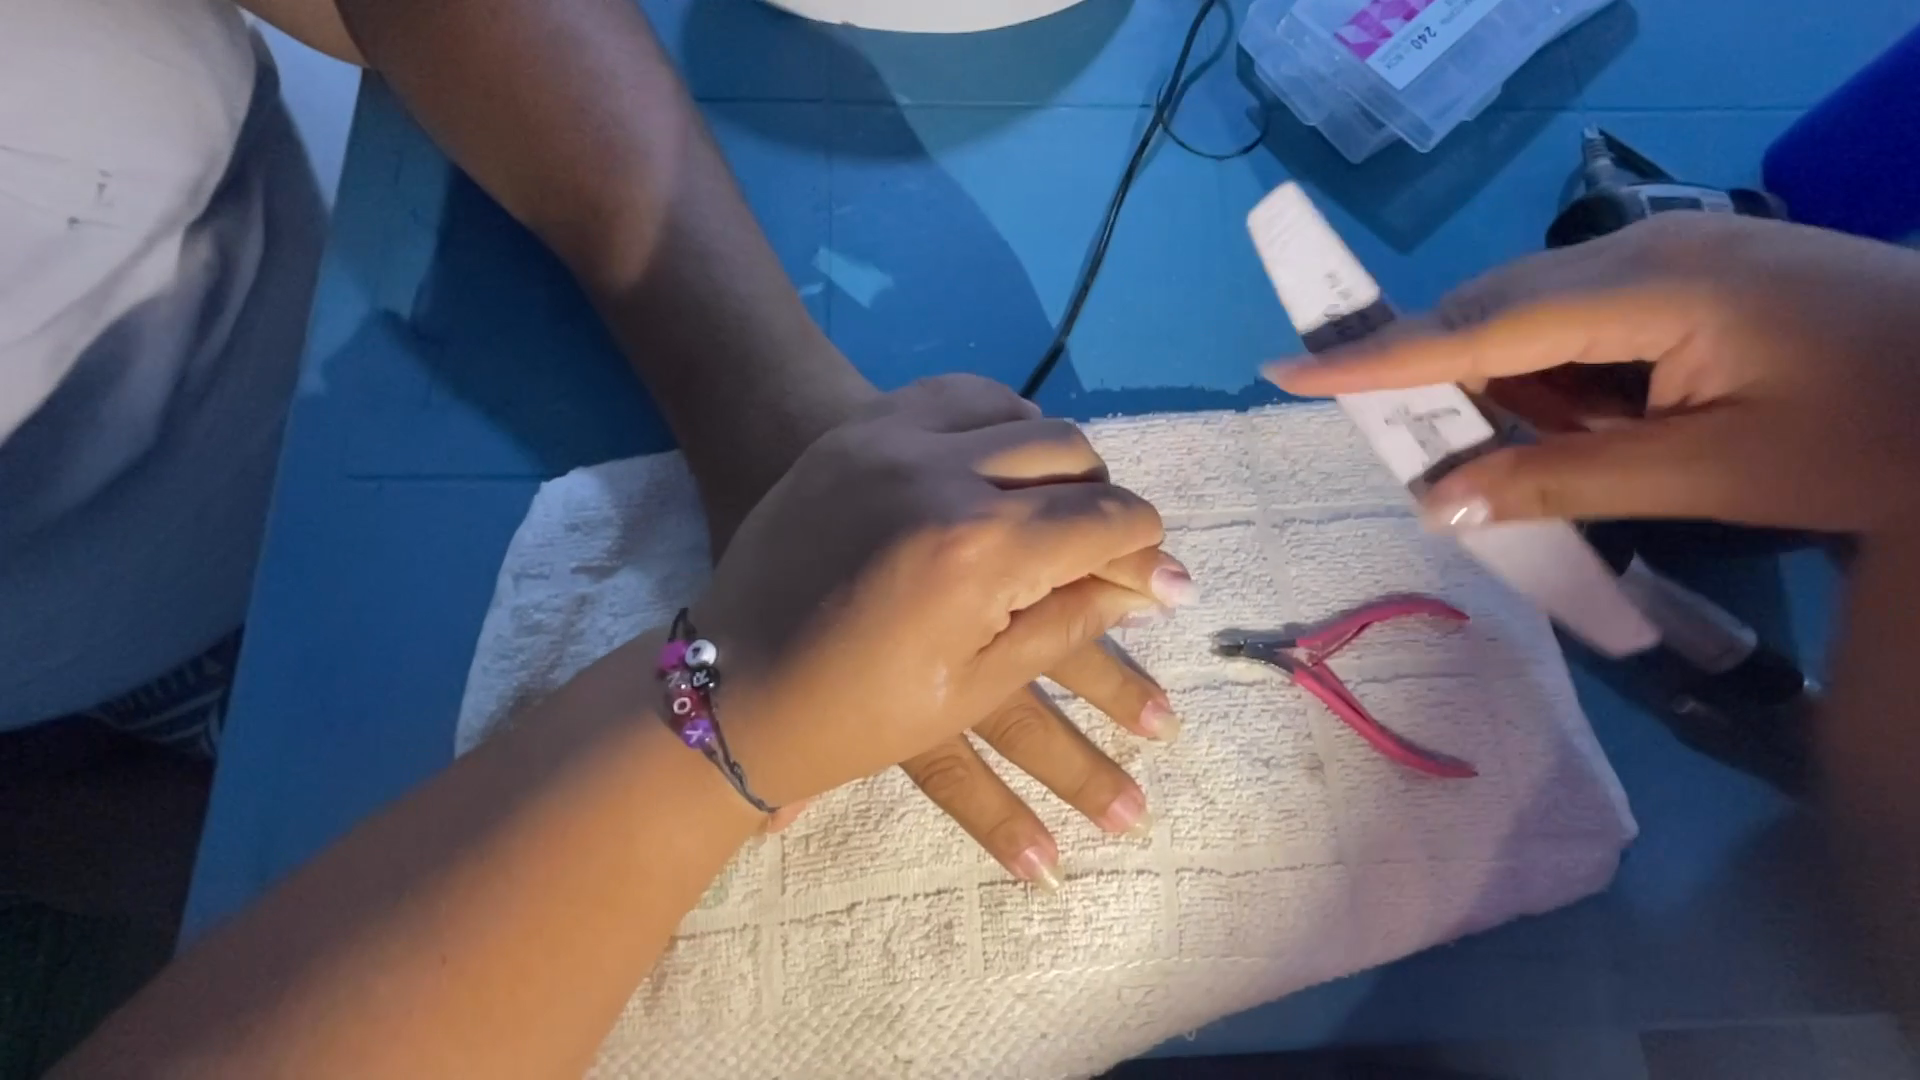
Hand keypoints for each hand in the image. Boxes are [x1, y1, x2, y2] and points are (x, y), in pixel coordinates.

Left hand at [691, 377, 1169, 830]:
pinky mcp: (860, 429)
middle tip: (1104, 553)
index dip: (1149, 550)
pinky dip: (998, 424)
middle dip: (1108, 505)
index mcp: (976, 553)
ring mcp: (893, 437)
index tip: (1164, 581)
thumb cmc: (854, 713)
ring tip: (1054, 510)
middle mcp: (942, 473)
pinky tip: (999, 465)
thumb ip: (1070, 619)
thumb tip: (1149, 581)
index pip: (1106, 521)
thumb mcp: (974, 687)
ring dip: (1059, 461)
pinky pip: (958, 396)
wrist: (727, 683)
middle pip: (1075, 455)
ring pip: (1022, 415)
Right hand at [1267, 215, 1919, 532]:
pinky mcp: (1674, 274)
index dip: (1376, 356)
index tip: (1287, 368)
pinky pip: (1562, 321)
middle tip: (1424, 449)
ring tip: (1551, 442)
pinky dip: (1544, 376)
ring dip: (1498, 384)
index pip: (1476, 326)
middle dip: (1433, 376)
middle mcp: (1639, 252)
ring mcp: (1659, 256)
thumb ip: (1560, 481)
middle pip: (1484, 310)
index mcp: (1652, 289)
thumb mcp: (1714, 473)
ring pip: (1517, 316)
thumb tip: (1437, 499)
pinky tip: (1588, 418)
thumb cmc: (1883, 435)